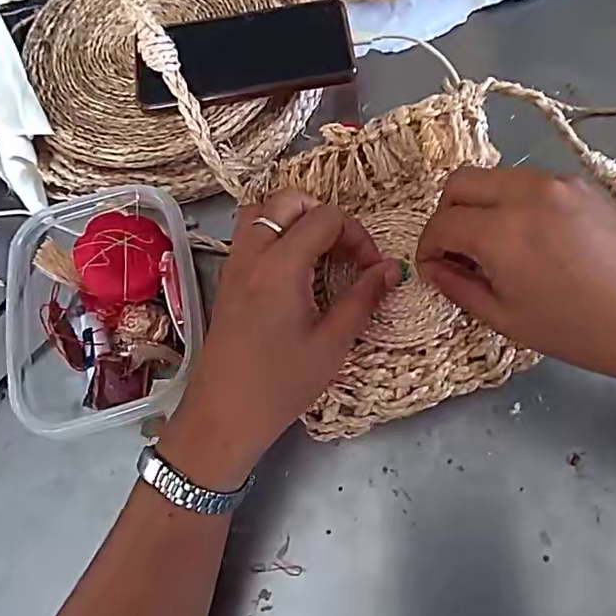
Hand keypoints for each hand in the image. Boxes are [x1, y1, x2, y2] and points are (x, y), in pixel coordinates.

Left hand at [158, 191, 402, 489]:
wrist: (223, 416)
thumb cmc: (281, 384)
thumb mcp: (332, 343)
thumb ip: (364, 298)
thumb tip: (392, 267)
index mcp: (280, 266)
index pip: (325, 218)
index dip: (357, 236)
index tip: (371, 269)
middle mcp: (252, 255)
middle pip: (288, 200)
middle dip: (324, 215)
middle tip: (345, 251)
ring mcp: (234, 266)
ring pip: (262, 212)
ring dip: (295, 220)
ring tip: (320, 253)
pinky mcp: (226, 281)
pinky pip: (249, 236)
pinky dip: (275, 235)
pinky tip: (295, 272)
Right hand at [417, 167, 615, 384]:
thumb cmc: (579, 329)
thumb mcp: (507, 318)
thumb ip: (460, 287)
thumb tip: (434, 269)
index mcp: (500, 231)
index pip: (441, 223)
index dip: (427, 247)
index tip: (433, 269)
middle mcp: (524, 193)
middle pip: (460, 183)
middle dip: (446, 215)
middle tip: (456, 252)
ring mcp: (556, 183)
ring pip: (494, 177)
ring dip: (480, 205)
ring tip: (495, 247)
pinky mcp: (581, 184)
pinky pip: (528, 182)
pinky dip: (512, 202)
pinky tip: (531, 238)